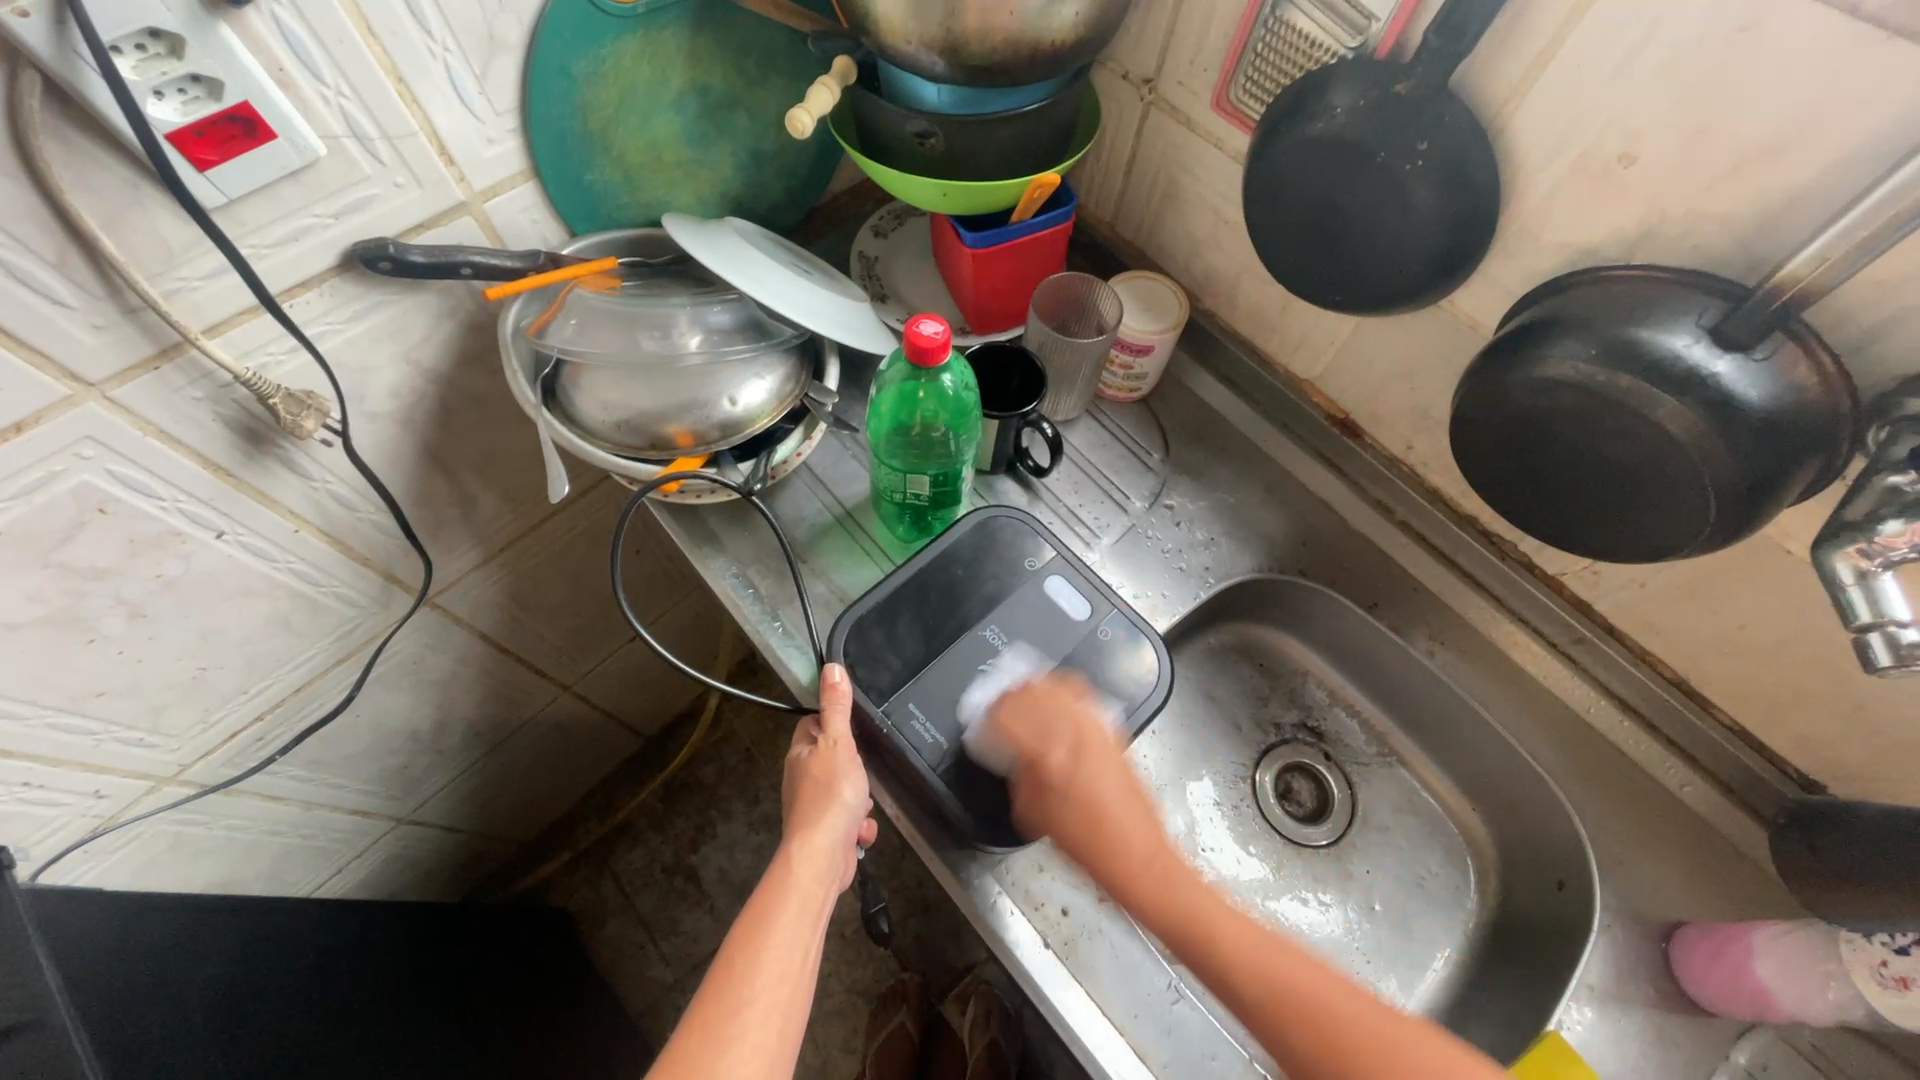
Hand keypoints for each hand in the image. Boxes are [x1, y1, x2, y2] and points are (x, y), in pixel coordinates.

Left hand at [782, 663, 877, 891]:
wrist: (823, 857)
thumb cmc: (830, 794)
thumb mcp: (838, 742)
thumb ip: (837, 708)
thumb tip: (831, 667)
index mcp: (800, 754)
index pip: (812, 725)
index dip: (832, 723)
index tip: (853, 728)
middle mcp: (802, 779)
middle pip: (833, 760)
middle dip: (855, 768)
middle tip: (864, 771)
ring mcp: (813, 809)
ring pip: (845, 793)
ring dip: (861, 800)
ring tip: (864, 805)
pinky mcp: (826, 834)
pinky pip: (849, 822)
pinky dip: (859, 826)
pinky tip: (861, 830)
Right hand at [986, 674, 1180, 901]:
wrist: (1134, 849)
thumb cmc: (1084, 840)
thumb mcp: (1033, 811)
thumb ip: (1018, 772)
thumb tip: (1011, 753)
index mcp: (1045, 750)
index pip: (1005, 712)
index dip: (987, 716)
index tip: (981, 725)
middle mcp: (1071, 728)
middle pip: (1030, 689)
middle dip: (1008, 697)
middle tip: (997, 710)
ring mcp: (1094, 725)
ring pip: (1055, 686)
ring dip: (1033, 691)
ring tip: (1022, 702)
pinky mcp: (1110, 728)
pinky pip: (1079, 695)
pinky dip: (1060, 693)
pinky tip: (1053, 704)